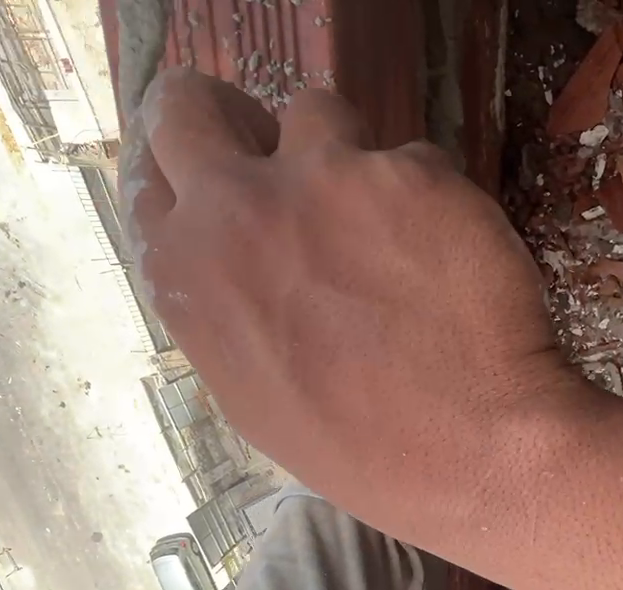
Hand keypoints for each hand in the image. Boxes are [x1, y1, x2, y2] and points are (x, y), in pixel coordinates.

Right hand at [125, 69, 585, 525]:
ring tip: (395, 230)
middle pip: (194, 105)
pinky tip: (454, 262)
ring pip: (317, 113)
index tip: (230, 177)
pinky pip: (411, 159)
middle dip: (234, 120)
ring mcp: (324, 179)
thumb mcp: (258, 398)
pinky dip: (428, 199)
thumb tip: (234, 259)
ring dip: (347, 158)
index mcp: (188, 276)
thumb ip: (228, 308)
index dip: (194, 172)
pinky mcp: (407, 171)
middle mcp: (237, 208)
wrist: (470, 451)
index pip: (152, 178)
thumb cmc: (364, 451)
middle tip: (286, 155)